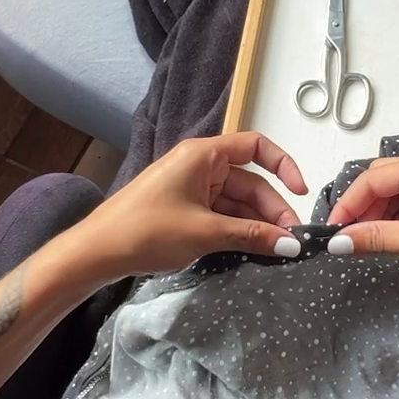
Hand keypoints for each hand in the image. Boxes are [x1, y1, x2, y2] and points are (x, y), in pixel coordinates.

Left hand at [66, 132, 309, 280]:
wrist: (97, 252)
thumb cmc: (147, 230)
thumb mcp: (206, 232)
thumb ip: (252, 235)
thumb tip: (290, 244)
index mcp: (203, 155)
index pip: (255, 146)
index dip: (283, 165)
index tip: (301, 191)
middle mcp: (199, 166)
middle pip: (249, 181)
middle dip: (272, 209)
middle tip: (292, 239)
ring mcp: (191, 188)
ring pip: (237, 201)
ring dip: (257, 223)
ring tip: (278, 249)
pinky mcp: (184, 209)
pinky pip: (221, 214)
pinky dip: (238, 229)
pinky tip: (254, 248)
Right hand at [323, 152, 398, 298]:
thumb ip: (377, 237)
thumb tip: (337, 241)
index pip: (375, 178)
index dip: (349, 203)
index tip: (332, 228)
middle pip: (384, 180)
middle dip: (362, 207)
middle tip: (345, 236)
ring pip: (397, 194)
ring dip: (377, 215)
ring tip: (362, 241)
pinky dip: (395, 220)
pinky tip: (383, 238)